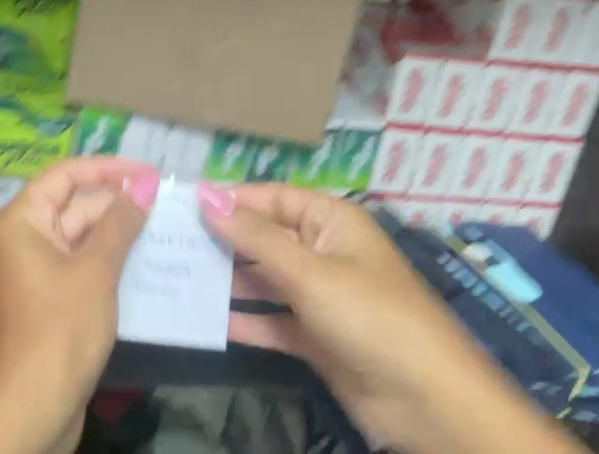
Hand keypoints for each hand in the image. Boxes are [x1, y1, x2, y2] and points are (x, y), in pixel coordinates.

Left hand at [0, 158, 159, 453]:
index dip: (108, 169)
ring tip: (166, 230)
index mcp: (22, 220)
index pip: (66, 175)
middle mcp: (23, 238)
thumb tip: (144, 182)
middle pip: (74, 206)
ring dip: (119, 235)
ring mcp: (34, 271)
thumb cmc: (60, 328)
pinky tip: (148, 266)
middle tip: (167, 203)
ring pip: (81, 239)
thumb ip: (120, 222)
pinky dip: (109, 263)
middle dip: (118, 204)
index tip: (149, 172)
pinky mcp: (48, 301)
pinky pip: (81, 267)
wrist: (31, 408)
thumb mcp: (96, 269)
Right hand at [199, 183, 585, 453]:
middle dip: (222, 240)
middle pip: (265, 237)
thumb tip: (205, 194)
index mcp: (331, 221)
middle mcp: (324, 252)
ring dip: (228, 280)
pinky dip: (246, 320)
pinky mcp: (318, 338)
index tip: (178, 204)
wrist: (430, 404)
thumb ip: (254, 236)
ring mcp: (321, 297)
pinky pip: (273, 320)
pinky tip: (207, 320)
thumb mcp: (309, 272)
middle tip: (167, 242)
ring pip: (265, 279)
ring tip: (176, 275)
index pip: (270, 197)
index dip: (228, 199)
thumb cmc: (371, 318)